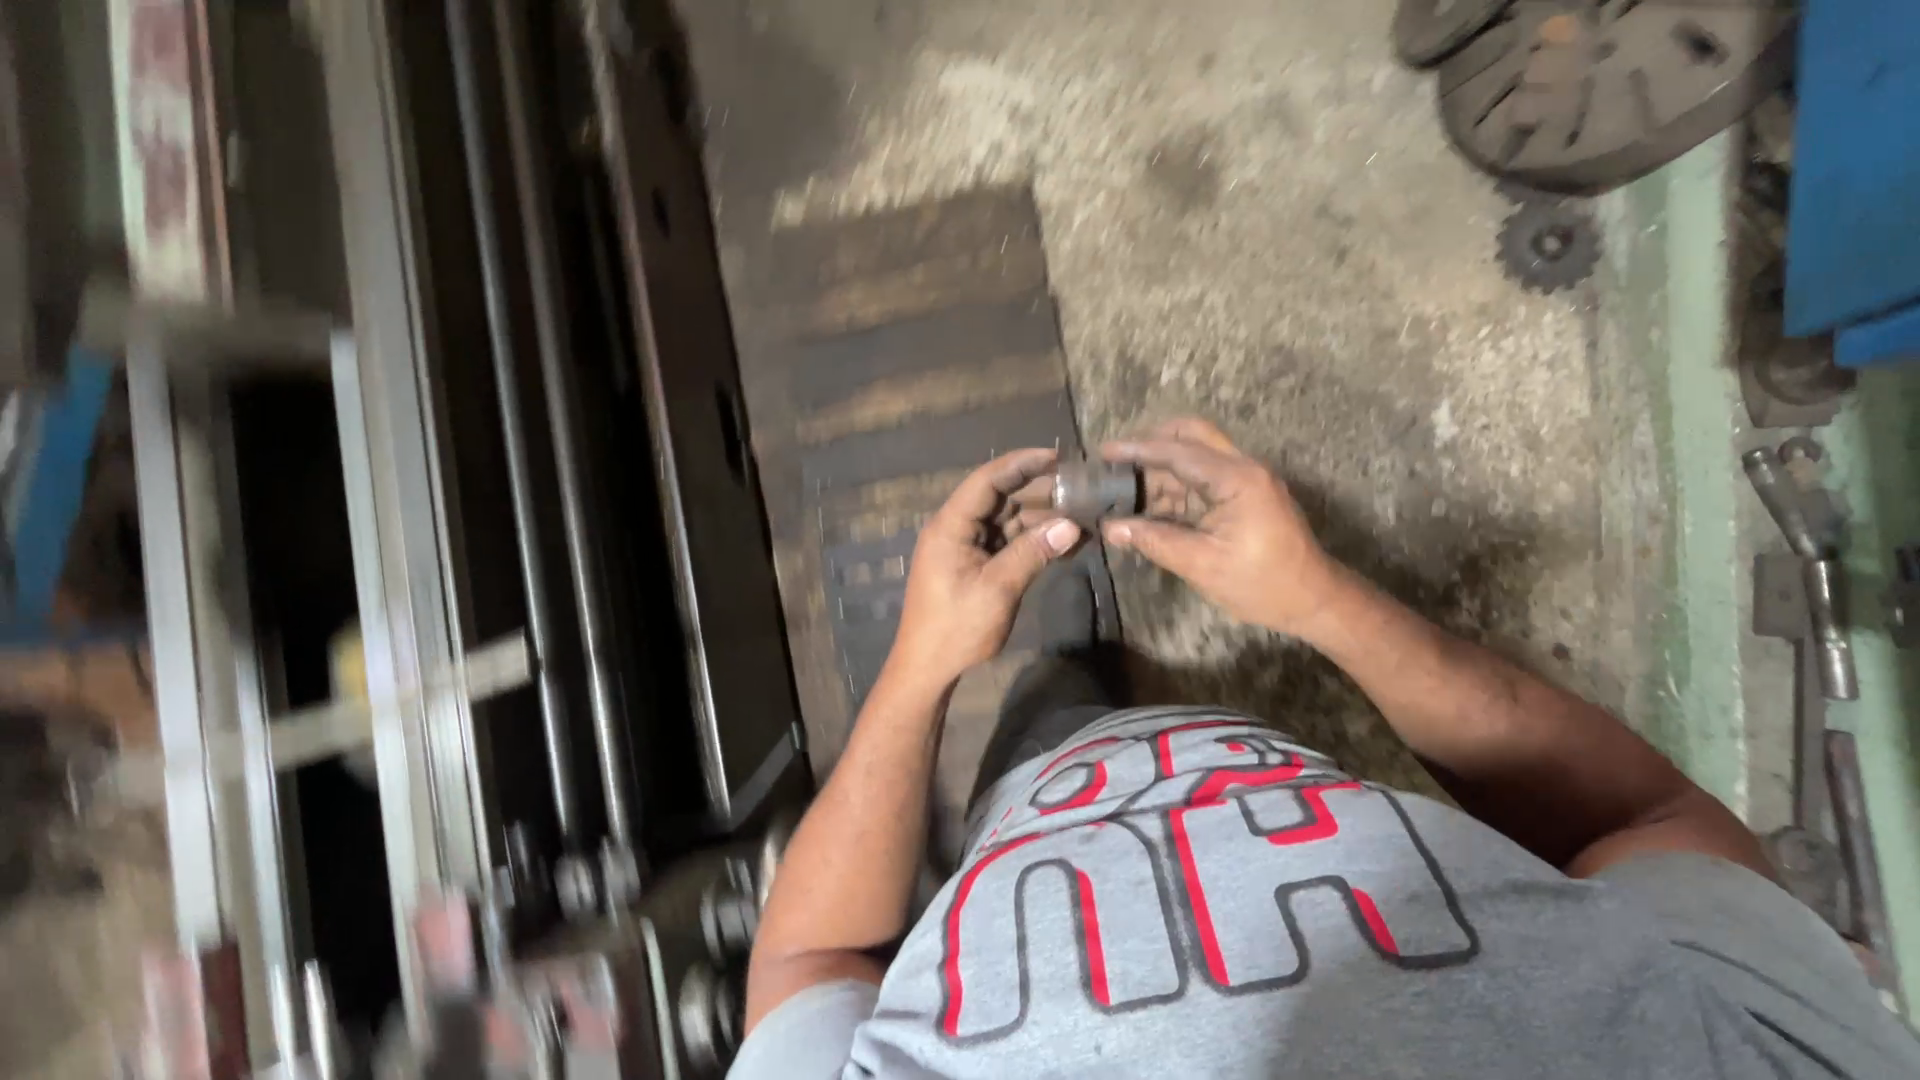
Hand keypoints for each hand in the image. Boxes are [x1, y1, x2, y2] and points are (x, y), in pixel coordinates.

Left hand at [885, 448, 1082, 688]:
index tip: (1058, 456)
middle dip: (1039, 490)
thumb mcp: (997, 589)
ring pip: (1007, 520)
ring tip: (1082, 513)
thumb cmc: (955, 627)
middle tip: (1080, 486)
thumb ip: (1033, 553)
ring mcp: (966, 547)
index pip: (987, 480)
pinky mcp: (975, 566)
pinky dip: (1033, 540)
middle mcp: (956, 529)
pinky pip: (1007, 542)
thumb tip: (1072, 524)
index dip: (1022, 464)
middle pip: (1000, 497)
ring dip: (1041, 517)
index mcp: (950, 525)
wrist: (928, 669)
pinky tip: (1065, 541)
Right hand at [1101, 417, 1341, 636]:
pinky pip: (1201, 480)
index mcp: (1237, 479)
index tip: (1103, 452)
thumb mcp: (1202, 564)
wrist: (1312, 600)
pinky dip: (1172, 487)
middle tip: (1115, 463)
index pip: (1178, 451)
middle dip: (1151, 443)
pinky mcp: (1242, 497)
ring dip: (1159, 468)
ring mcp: (1244, 481)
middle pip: (1191, 436)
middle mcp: (1242, 468)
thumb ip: (1154, 541)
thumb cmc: (1261, 584)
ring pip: (1194, 457)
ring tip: (1120, 486)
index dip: (1137, 449)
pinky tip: (1145, 505)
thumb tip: (1110, 527)